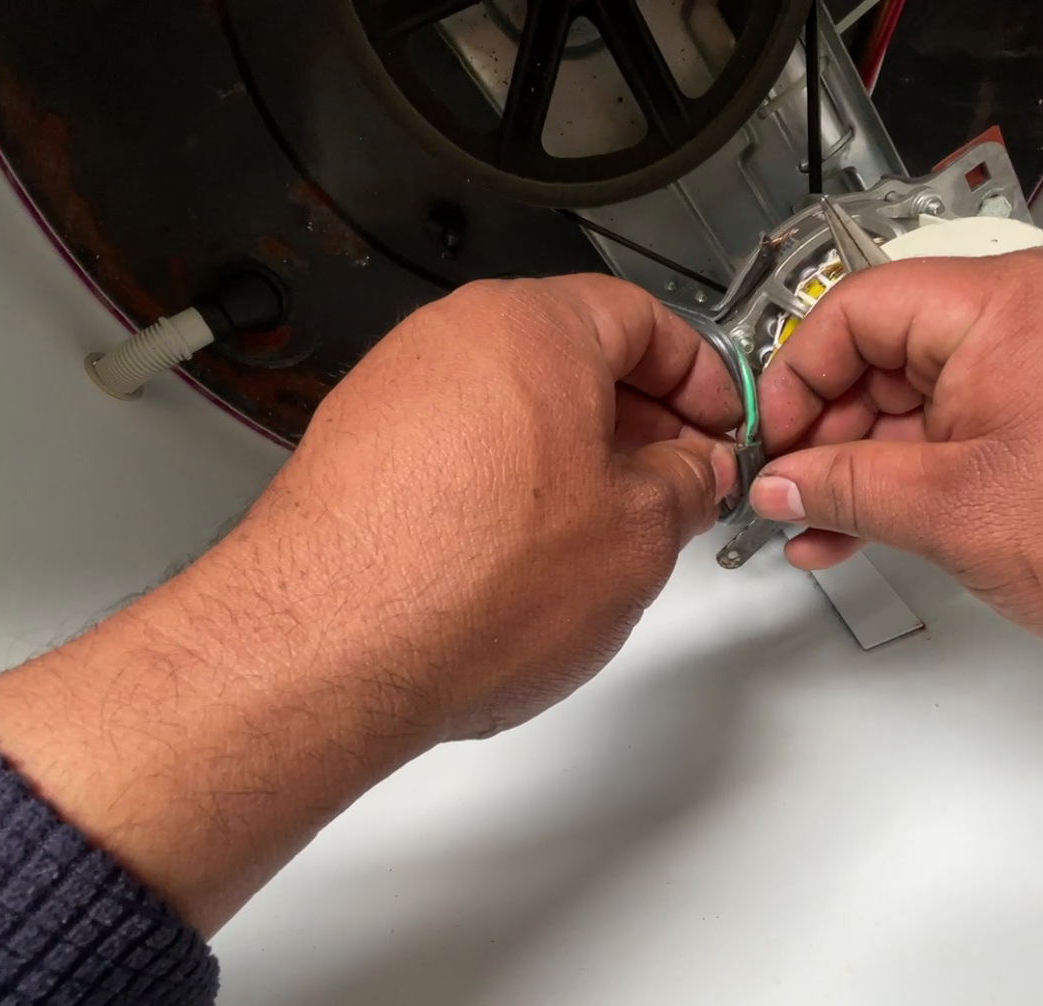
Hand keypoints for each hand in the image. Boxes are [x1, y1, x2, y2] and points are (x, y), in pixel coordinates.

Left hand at [0, 275, 737, 931]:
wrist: (326, 650)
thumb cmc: (464, 584)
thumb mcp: (635, 534)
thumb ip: (687, 483)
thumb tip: (694, 471)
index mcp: (533, 327)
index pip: (644, 319)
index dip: (699, 376)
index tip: (716, 425)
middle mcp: (454, 341)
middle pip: (575, 357)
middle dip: (639, 421)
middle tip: (671, 482)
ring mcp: (397, 391)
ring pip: (517, 405)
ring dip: (573, 455)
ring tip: (601, 527)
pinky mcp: (361, 449)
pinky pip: (462, 446)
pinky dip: (510, 481)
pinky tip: (525, 547)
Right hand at [748, 246, 1042, 682]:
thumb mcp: (960, 513)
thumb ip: (848, 489)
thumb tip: (781, 481)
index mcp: (1004, 305)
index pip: (852, 313)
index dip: (796, 382)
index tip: (774, 446)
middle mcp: (1039, 309)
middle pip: (887, 357)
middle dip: (832, 437)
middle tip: (799, 499)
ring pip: (931, 399)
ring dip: (876, 465)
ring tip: (834, 529)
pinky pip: (979, 420)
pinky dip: (933, 468)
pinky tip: (896, 519)